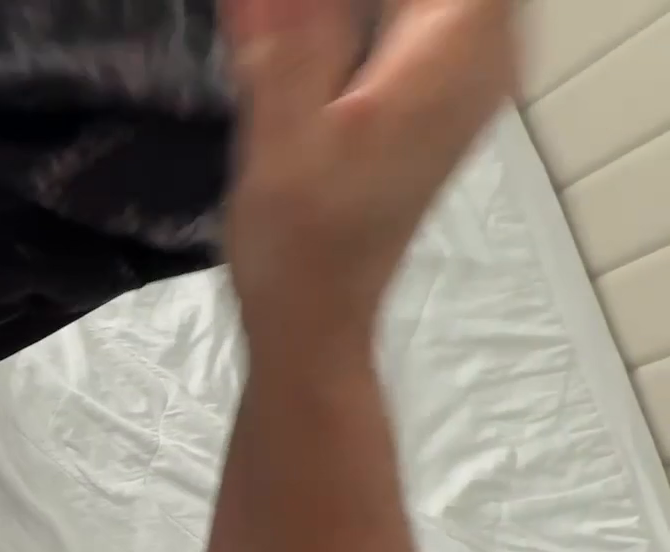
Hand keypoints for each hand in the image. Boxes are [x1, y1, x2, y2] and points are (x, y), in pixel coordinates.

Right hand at [221, 0, 516, 357]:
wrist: (314, 315)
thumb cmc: (297, 242)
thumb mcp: (280, 144)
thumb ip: (284, 48)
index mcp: (456, 45)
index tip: (274, 10)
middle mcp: (485, 49)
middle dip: (335, 7)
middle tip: (272, 19)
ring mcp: (467, 77)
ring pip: (419, 8)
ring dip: (344, 16)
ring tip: (282, 27)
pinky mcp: (437, 104)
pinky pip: (415, 27)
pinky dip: (366, 24)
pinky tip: (316, 39)